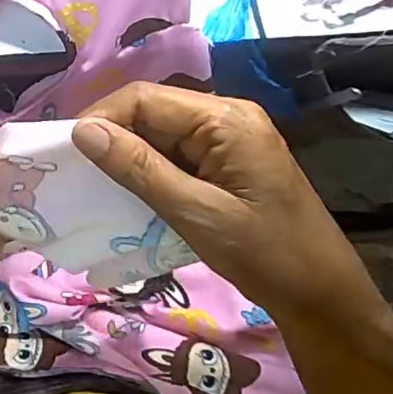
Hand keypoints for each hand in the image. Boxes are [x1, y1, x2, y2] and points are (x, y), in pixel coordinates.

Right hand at [73, 82, 368, 314]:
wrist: (322, 296)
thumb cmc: (264, 255)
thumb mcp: (194, 213)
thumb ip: (138, 168)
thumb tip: (83, 131)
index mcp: (225, 119)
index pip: (144, 98)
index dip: (101, 118)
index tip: (69, 153)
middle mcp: (227, 115)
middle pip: (151, 109)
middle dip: (113, 135)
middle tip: (80, 171)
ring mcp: (229, 137)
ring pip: (159, 131)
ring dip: (128, 153)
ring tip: (99, 182)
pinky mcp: (227, 159)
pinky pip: (175, 151)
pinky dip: (149, 167)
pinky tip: (132, 190)